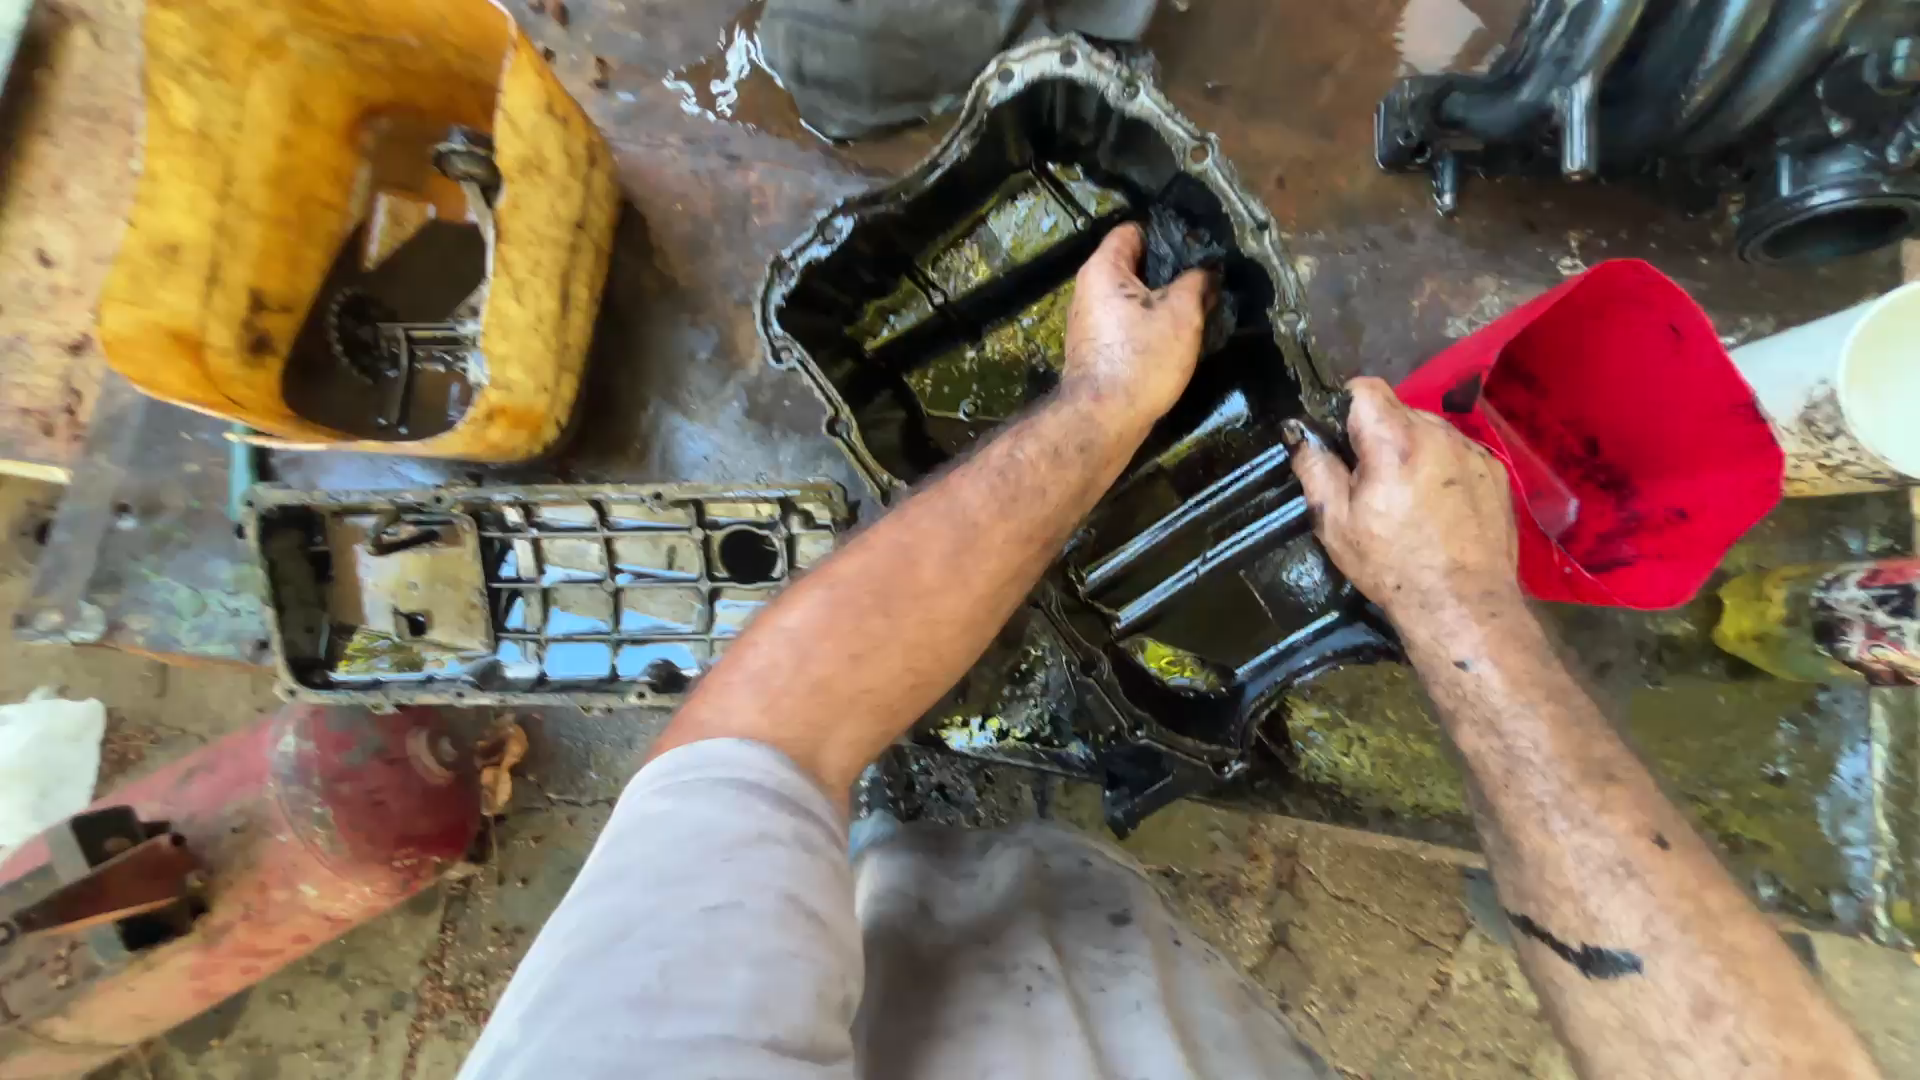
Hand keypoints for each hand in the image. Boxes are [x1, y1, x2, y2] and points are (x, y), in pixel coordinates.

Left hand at [1060, 223, 1212, 432]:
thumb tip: (1205, 272)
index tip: (1198, 248)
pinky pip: (1127, 326)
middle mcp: (1088, 291)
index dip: (1168, 235)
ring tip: (1197, 310)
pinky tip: (1174, 339)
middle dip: (1169, 273)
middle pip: (1135, 267)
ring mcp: (1089, 323)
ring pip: (1133, 299)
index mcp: (1102, 269)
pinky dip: (1149, 328)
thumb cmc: (1140, 359)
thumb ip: (1197, 282)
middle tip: (1206, 281)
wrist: (1104, 419)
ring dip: (1162, 304)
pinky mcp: (1096, 350)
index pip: (1134, 230)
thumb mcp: (1181, 313)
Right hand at [1286, 377, 1520, 626]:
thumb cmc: (1390, 563)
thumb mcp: (1334, 521)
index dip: (1344, 405)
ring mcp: (1473, 451)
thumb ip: (1314, 468)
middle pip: (1397, 411)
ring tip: (1403, 496)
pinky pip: (1456, 452)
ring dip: (1409, 450)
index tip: (1338, 437)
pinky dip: (1439, 467)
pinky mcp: (1495, 471)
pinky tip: (1435, 506)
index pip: (1366, 389)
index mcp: (1394, 442)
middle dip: (1376, 435)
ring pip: (1428, 430)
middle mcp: (1438, 434)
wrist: (1462, 601)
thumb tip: (1299, 434)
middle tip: (1365, 480)